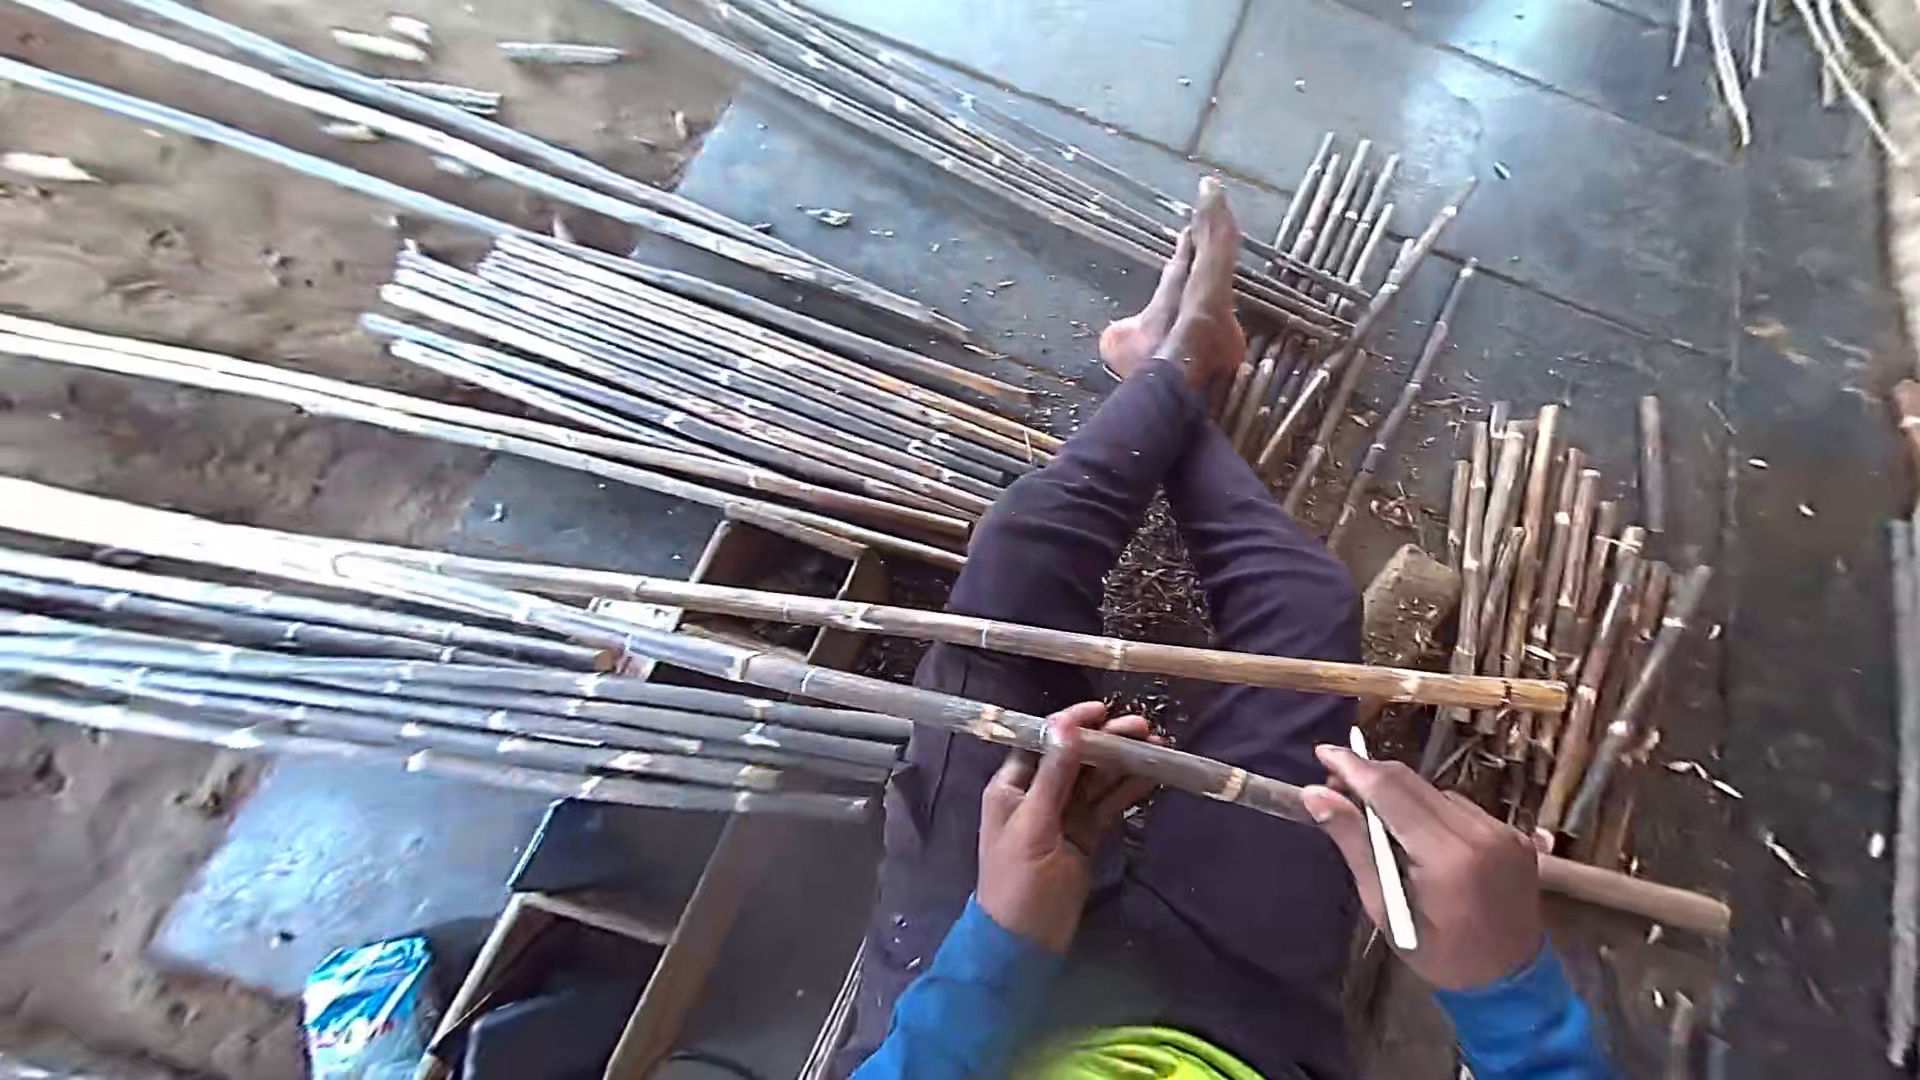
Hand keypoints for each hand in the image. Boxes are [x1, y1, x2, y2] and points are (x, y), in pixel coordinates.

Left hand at [976, 702, 1159, 953]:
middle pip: (1076, 757)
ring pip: (1096, 780)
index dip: (1072, 723)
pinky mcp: (1084, 835)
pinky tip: (1150, 780)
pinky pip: (1107, 806)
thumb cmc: (1019, 882)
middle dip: (1107, 743)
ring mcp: (1063, 814)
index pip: (1045, 741)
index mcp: (1014, 784)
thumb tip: (1066, 725)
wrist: (1023, 947)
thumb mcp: (1034, 824)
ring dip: (1123, 765)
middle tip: (1144, 730)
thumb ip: (1054, 775)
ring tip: (1158, 749)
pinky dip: (1127, 793)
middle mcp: (1038, 793)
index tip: (1102, 711)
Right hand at [1301, 745, 1544, 990]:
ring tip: (1374, 816)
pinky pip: (1453, 803)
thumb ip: (1351, 841)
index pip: (1388, 790)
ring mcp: (1502, 833)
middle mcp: (1480, 834)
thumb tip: (1315, 793)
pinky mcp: (1513, 835)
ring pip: (1429, 789)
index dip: (1351, 766)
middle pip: (1408, 781)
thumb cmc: (1438, 951)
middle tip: (1336, 785)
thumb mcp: (1382, 904)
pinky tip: (1414, 831)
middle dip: (1367, 774)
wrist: (1514, 986)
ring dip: (1395, 792)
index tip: (1322, 752)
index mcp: (1448, 855)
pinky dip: (1424, 807)